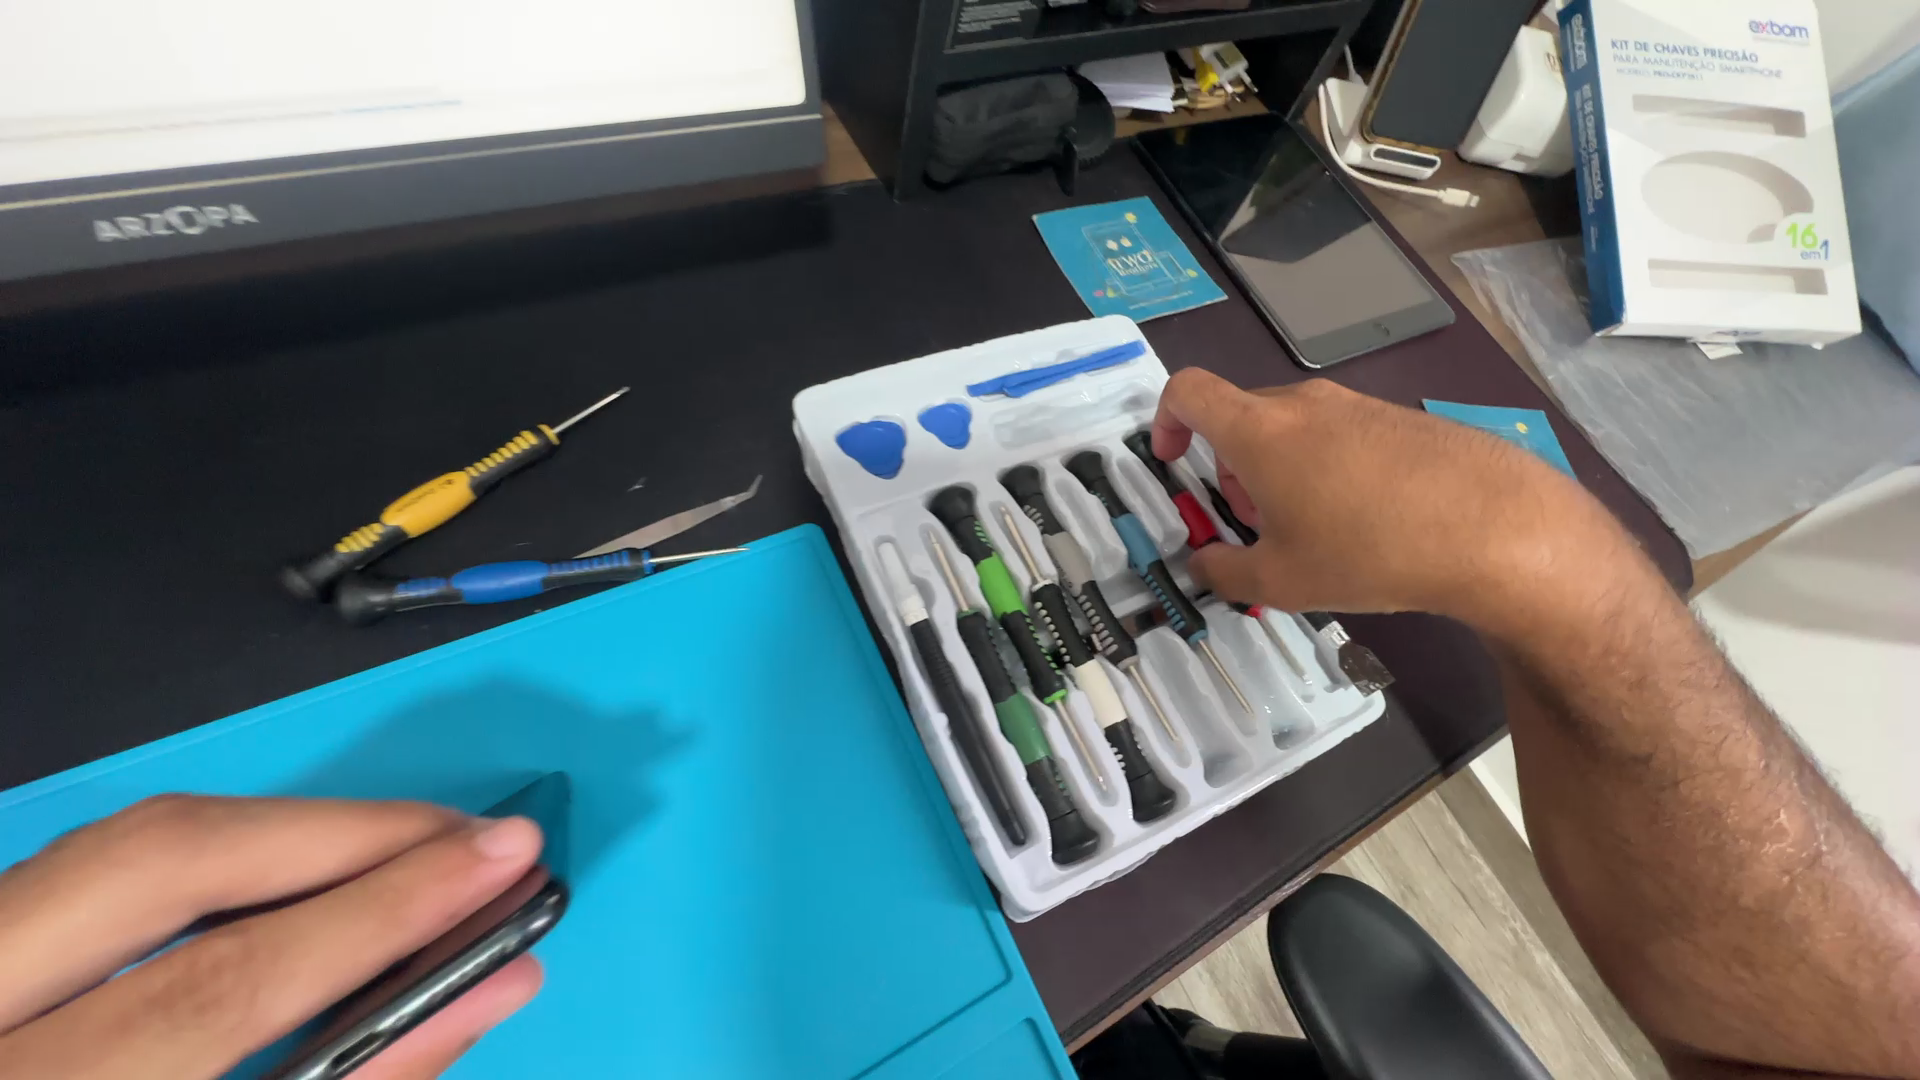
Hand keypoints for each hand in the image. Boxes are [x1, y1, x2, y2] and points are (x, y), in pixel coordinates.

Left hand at [0, 795, 545, 1079]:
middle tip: (477, 835)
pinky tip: (334, 865)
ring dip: (316, 830)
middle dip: (356, 834)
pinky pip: (123, 854)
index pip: (217, 985)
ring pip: (138, 837)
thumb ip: (369, 1076)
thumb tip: (505, 973)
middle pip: (161, 861)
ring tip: (429, 844)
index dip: (385, 908)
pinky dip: (256, 848)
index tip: (509, 852)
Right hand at [1149, 370, 1648, 640]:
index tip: (1171, 458)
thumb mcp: (1279, 580)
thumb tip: (1202, 563)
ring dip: (1276, 468)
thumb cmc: (1368, 551)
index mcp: (1259, 431)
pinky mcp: (1402, 417)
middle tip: (1254, 519)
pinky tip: (1364, 517)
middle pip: (1240, 417)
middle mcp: (1303, 405)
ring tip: (1311, 525)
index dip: (1164, 419)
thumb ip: (1222, 572)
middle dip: (1229, 465)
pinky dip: (1323, 465)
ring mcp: (1358, 405)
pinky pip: (1338, 432)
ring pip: (1289, 427)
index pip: (1187, 391)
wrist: (1501, 531)